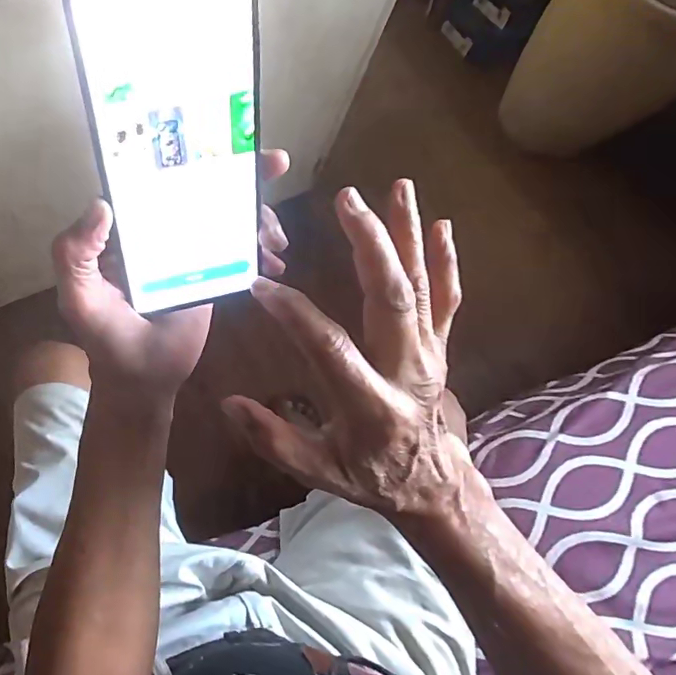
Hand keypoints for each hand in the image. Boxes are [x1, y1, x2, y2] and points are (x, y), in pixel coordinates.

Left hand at [53, 150, 293, 402]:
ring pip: (227, 214)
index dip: (185, 153)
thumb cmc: (104, 335)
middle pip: (201, 187)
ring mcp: (189, 248)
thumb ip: (75, 252)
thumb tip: (101, 204)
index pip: (155, 178)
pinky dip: (261, 245)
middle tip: (274, 163)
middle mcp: (160, 228)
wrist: (143, 378)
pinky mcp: (213, 270)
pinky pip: (240, 246)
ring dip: (258, 213)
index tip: (220, 139)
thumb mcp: (79, 296)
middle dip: (241, 172)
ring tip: (273, 238)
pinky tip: (274, 258)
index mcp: (127, 226)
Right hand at [222, 179, 473, 520]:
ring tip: (399, 188)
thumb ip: (273, 439)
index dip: (294, 313)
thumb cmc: (371, 477)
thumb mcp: (319, 472)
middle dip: (369, 244)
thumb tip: (229, 404)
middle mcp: (407, 368)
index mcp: (371, 402)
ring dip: (407, 235)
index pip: (330, 346)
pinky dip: (444, 260)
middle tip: (347, 200)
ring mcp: (429, 353)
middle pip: (392, 298)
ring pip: (421, 286)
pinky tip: (439, 225)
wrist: (434, 487)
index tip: (260, 286)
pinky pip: (446, 298)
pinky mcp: (440, 345)